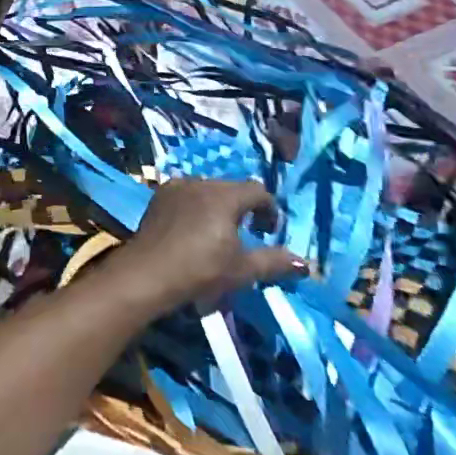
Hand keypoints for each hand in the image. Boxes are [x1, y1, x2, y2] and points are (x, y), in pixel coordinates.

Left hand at [113, 179, 308, 311]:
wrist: (149, 271)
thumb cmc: (201, 269)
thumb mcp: (243, 269)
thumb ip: (275, 261)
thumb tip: (306, 264)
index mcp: (224, 196)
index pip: (257, 190)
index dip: (269, 210)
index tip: (269, 232)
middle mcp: (200, 183)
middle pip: (232, 186)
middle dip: (244, 206)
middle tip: (247, 233)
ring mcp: (176, 186)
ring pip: (207, 188)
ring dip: (219, 203)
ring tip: (219, 231)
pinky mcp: (158, 195)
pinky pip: (186, 192)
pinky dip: (196, 203)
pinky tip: (193, 227)